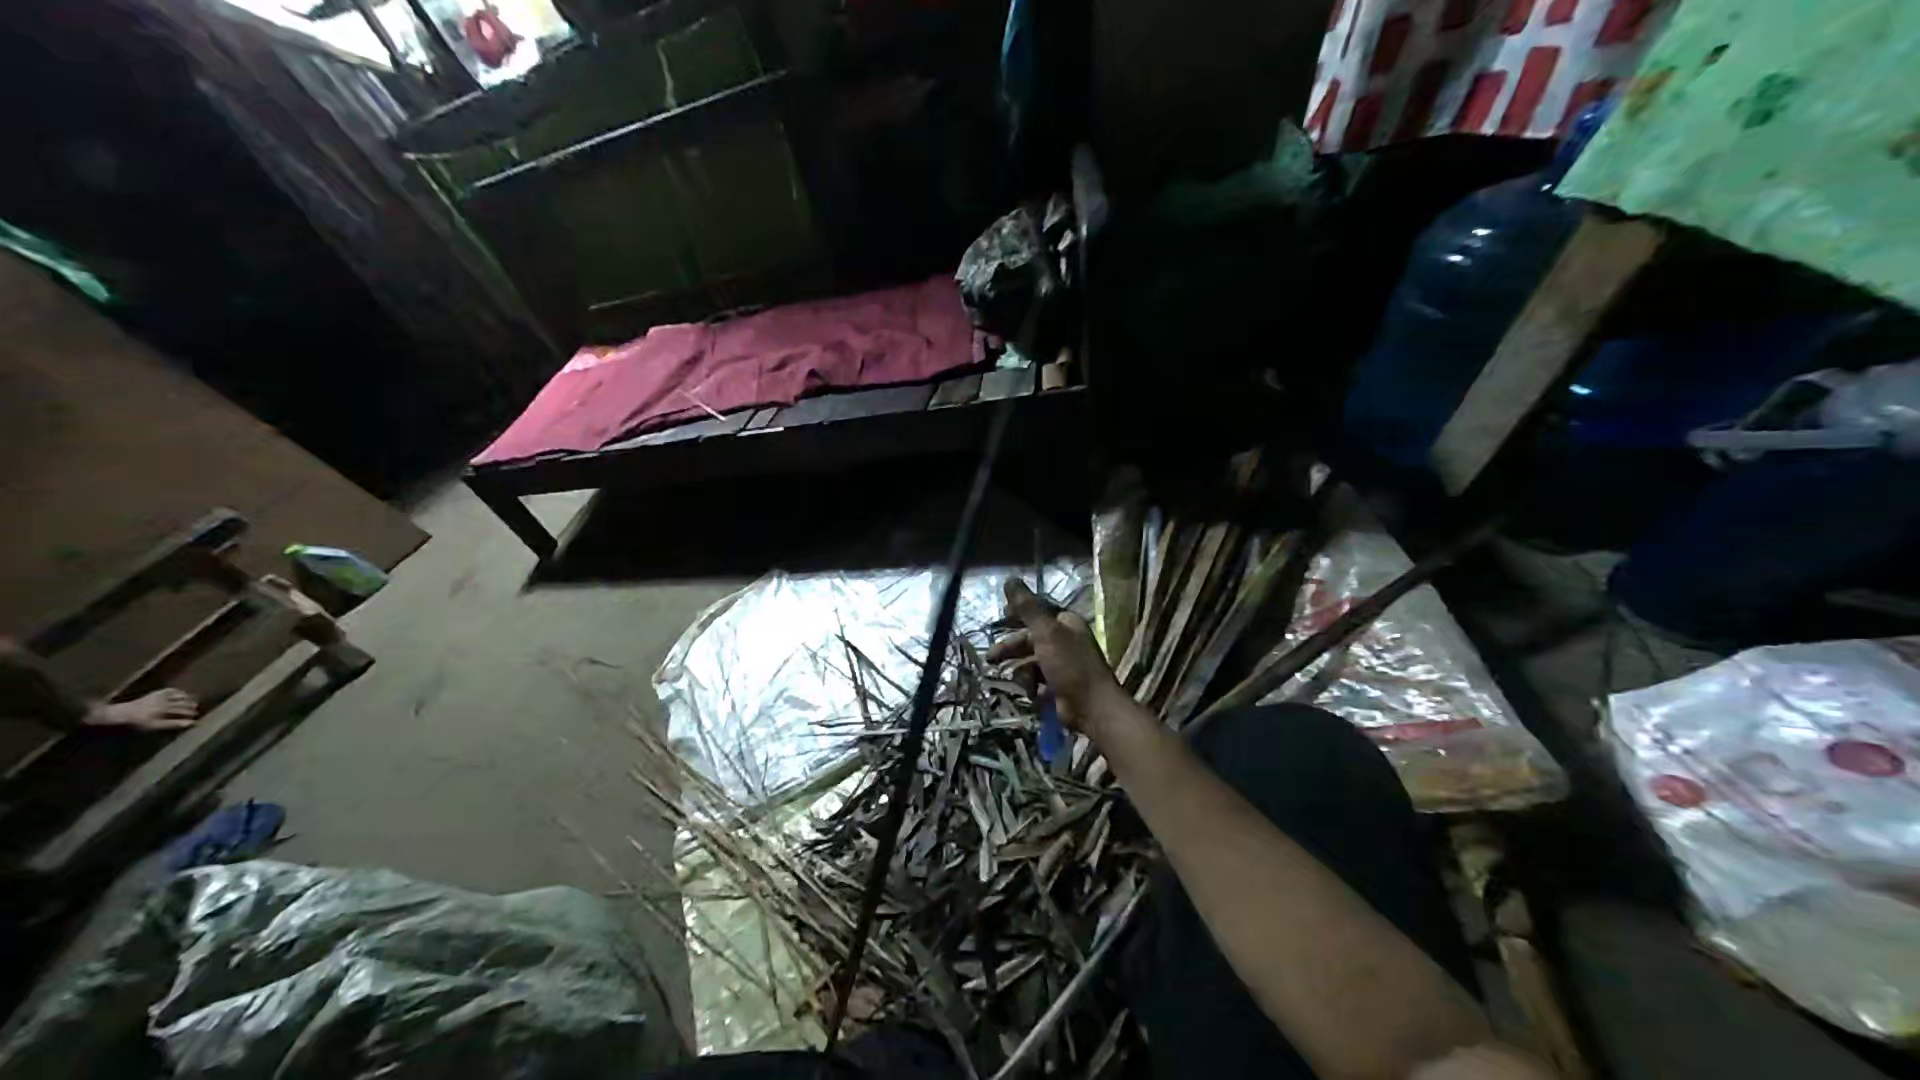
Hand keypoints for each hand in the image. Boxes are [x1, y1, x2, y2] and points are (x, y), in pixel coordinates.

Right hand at [987, 579, 1127, 736]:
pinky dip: (1032, 687)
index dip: (1017, 614)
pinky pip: (1036, 681)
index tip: (1000, 617)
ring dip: (1021, 672)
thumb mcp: (1046, 632)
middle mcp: (1064, 641)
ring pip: (1029, 662)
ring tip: (1021, 683)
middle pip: (1029, 639)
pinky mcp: (1058, 686)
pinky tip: (1032, 694)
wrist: (1091, 707)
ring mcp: (1061, 665)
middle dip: (1010, 648)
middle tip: (991, 658)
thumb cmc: (1069, 664)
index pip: (1037, 612)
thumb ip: (1027, 607)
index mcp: (1065, 623)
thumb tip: (1010, 579)